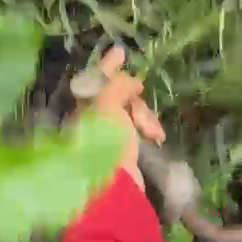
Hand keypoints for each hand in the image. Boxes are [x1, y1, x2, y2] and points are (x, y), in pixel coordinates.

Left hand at [78, 46, 165, 187]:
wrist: (114, 189)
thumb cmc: (104, 143)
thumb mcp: (107, 106)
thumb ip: (118, 85)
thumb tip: (133, 81)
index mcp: (84, 109)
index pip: (96, 80)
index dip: (108, 65)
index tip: (122, 52)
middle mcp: (94, 121)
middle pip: (118, 95)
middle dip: (134, 96)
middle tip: (142, 94)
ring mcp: (109, 138)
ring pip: (132, 113)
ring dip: (145, 116)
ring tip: (154, 132)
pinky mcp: (126, 153)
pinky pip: (139, 131)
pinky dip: (149, 130)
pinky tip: (157, 137)